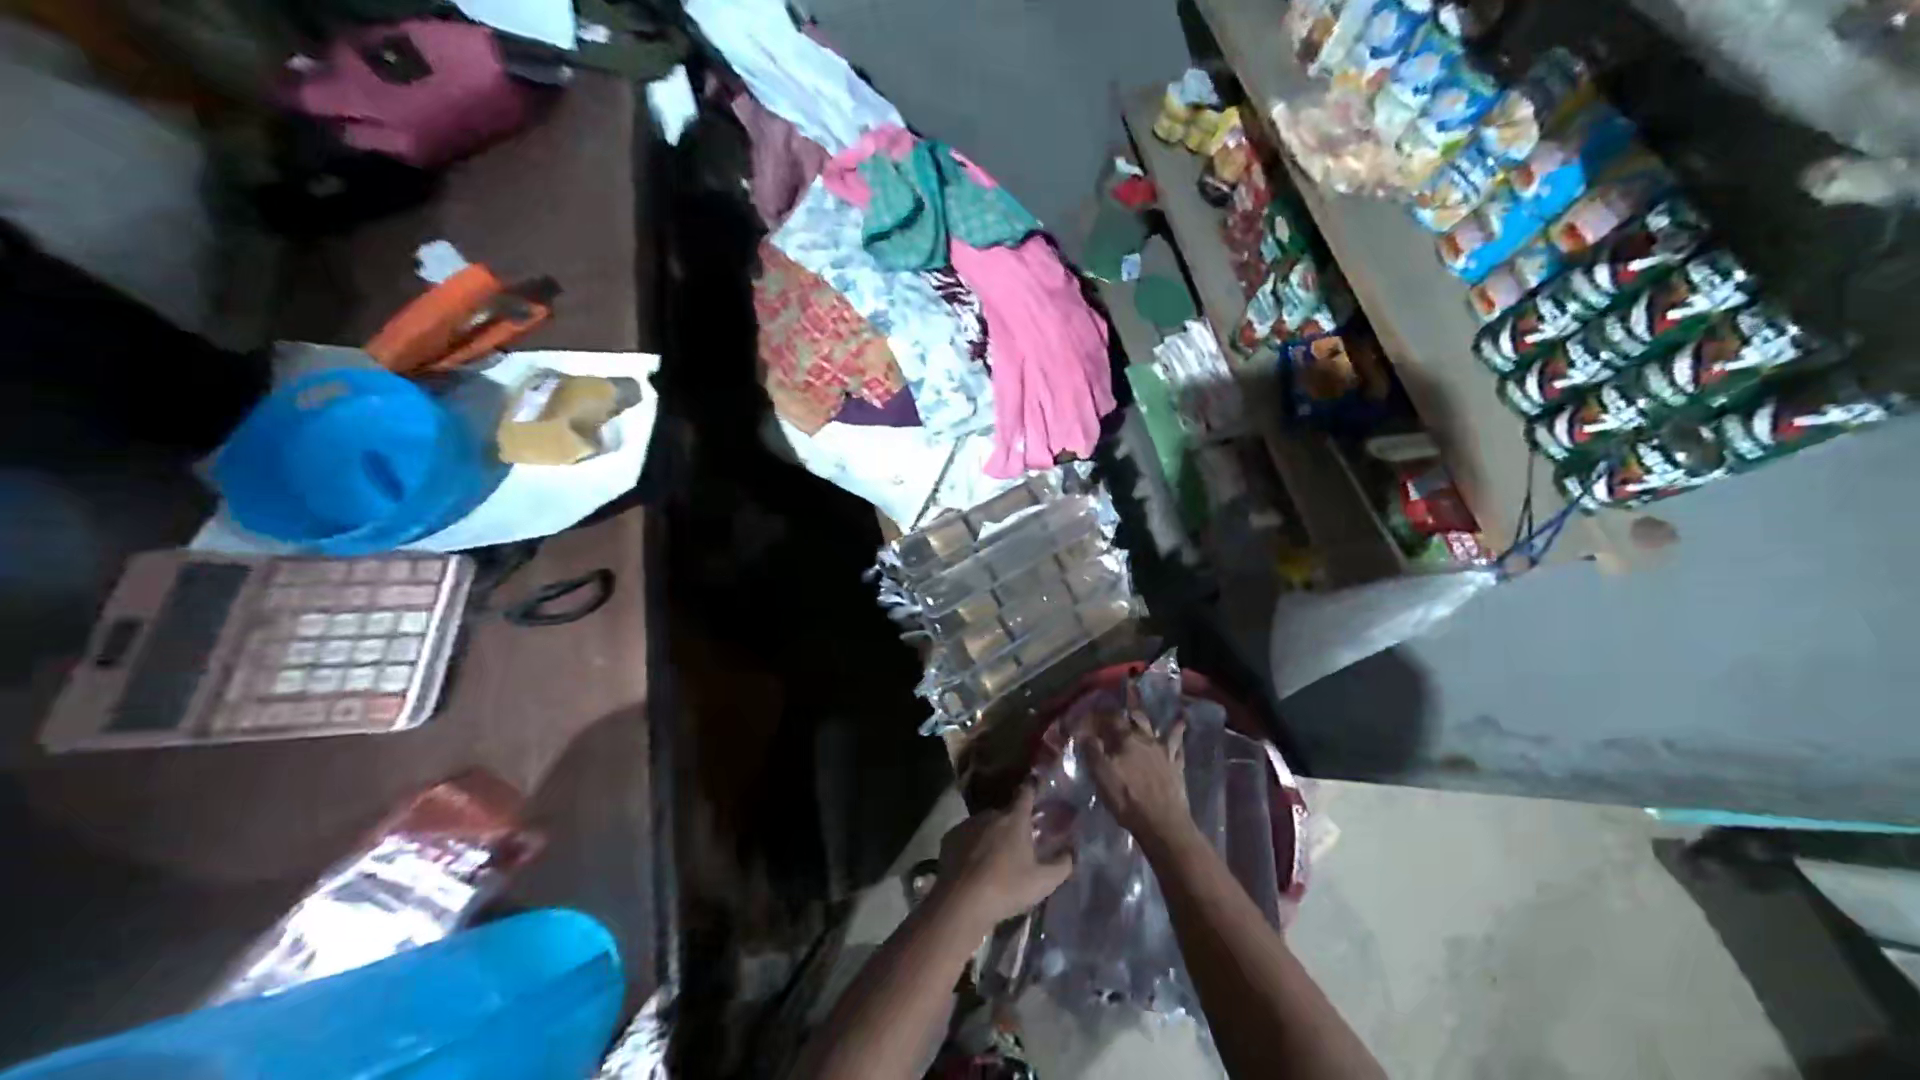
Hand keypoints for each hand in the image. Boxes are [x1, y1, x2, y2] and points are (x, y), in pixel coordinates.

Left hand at [935, 787, 1072, 929]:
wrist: (961, 902)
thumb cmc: (1007, 888)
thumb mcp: (1043, 882)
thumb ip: (1063, 865)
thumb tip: (1073, 852)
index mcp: (1014, 819)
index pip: (1026, 794)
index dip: (1032, 787)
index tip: (1035, 781)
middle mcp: (990, 815)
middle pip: (1005, 813)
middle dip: (1013, 823)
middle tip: (1020, 842)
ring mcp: (967, 825)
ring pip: (985, 825)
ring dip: (992, 835)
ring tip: (996, 860)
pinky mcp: (949, 838)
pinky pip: (966, 837)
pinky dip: (972, 846)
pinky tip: (974, 866)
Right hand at [1080, 689, 1191, 844]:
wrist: (1162, 823)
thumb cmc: (1127, 799)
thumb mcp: (1101, 776)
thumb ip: (1092, 751)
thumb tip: (1084, 732)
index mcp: (1125, 740)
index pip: (1111, 718)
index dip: (1101, 711)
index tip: (1093, 703)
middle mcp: (1145, 740)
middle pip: (1136, 716)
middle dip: (1131, 700)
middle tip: (1130, 682)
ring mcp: (1163, 752)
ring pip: (1160, 727)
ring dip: (1160, 714)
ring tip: (1166, 702)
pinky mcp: (1176, 765)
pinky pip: (1178, 744)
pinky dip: (1179, 732)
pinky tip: (1183, 725)